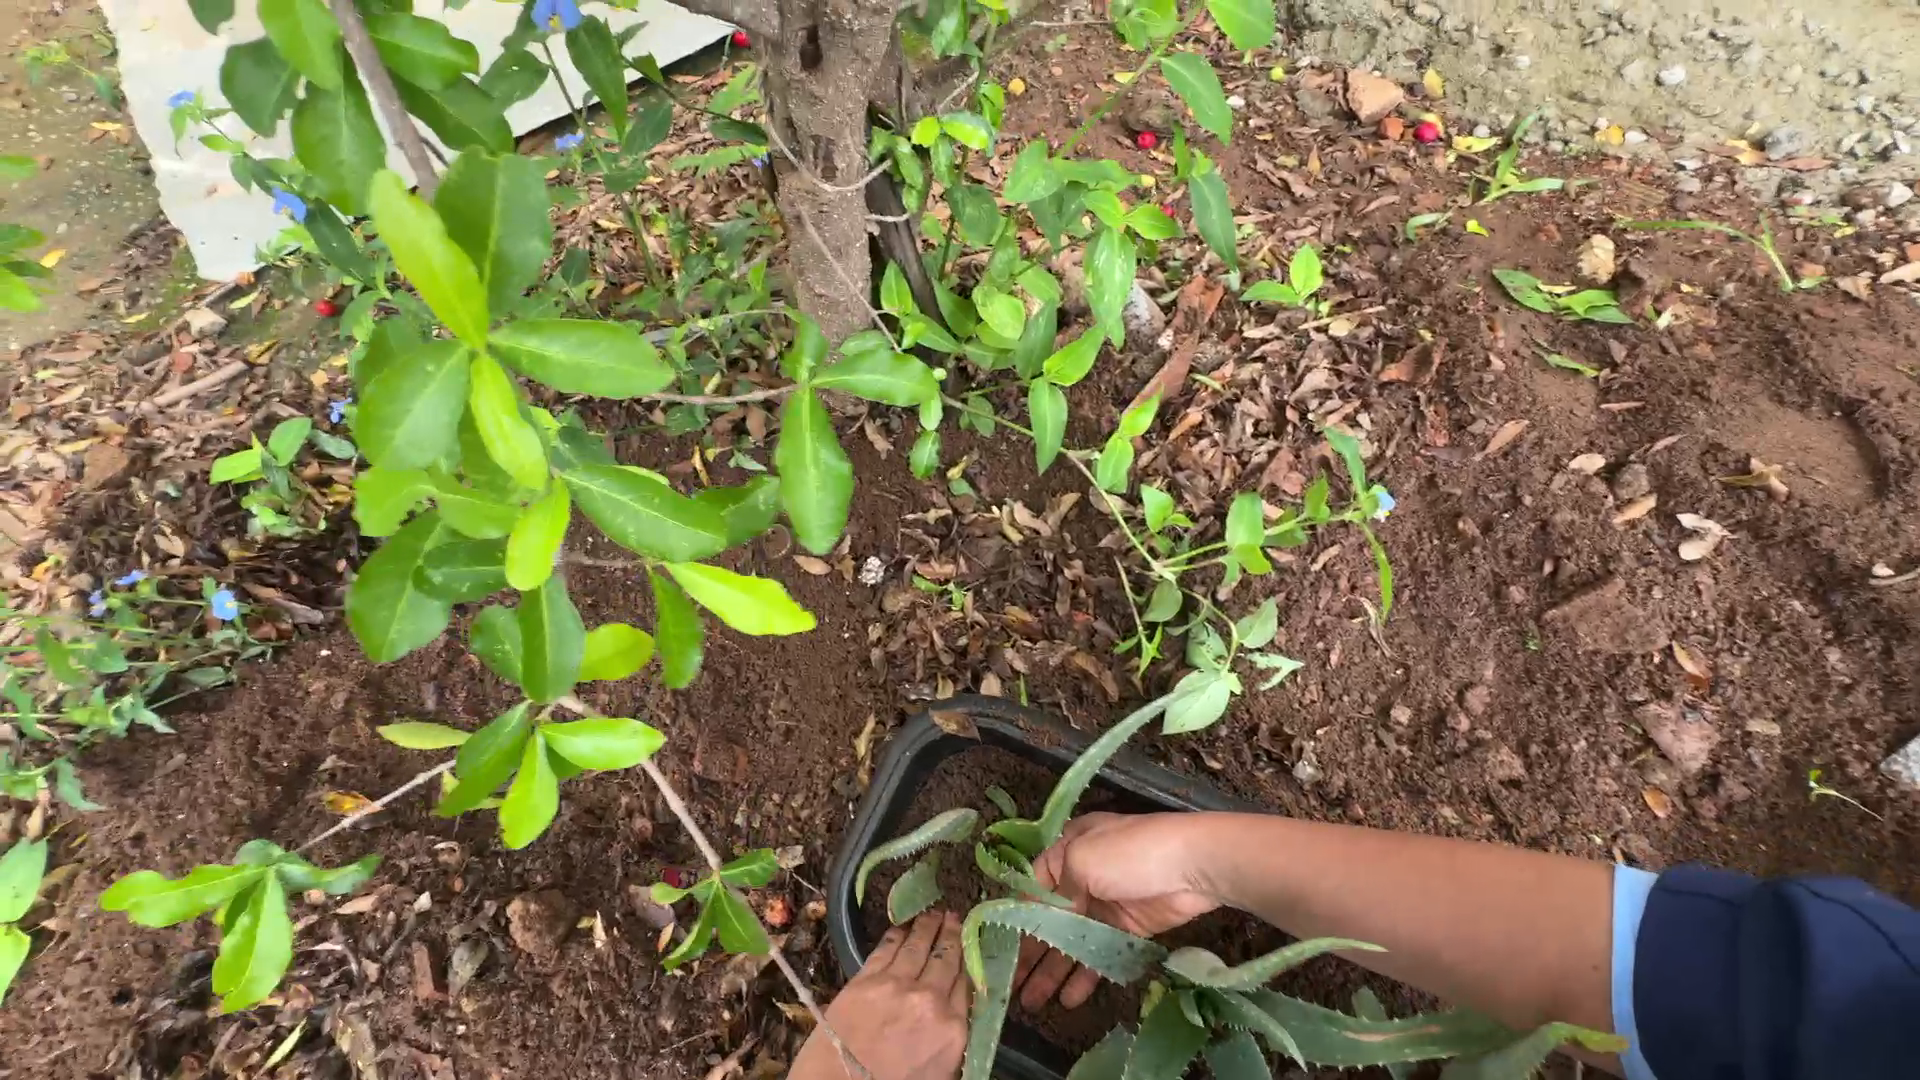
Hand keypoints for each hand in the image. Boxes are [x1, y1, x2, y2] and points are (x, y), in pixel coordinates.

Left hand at [791, 911, 970, 1079]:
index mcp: (952, 1030)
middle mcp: (929, 1000)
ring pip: (918, 945)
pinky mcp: (866, 979)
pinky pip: (887, 948)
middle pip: (946, 959)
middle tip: (955, 917)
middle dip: (952, 935)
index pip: (967, 985)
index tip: (971, 945)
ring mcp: (896, 985)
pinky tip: (903, 926)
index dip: (968, 961)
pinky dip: (898, 933)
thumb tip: (956, 1011)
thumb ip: (951, 1038)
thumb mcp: (939, 1073)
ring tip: (934, 913)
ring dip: (928, 925)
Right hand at [1015, 812, 1219, 1009]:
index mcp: (1068, 848)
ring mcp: (1106, 903)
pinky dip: (1085, 974)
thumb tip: (1049, 919)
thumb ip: (1059, 893)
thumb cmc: (1130, 853)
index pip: (1034, 886)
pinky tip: (1069, 998)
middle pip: (1051, 917)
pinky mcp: (1129, 928)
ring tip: (1033, 1002)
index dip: (1018, 917)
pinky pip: (1100, 954)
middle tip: (1011, 985)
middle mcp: (1083, 875)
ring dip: (1054, 969)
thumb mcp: (1083, 861)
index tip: (1001, 949)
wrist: (1193, 865)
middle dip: (1030, 950)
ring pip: (1073, 941)